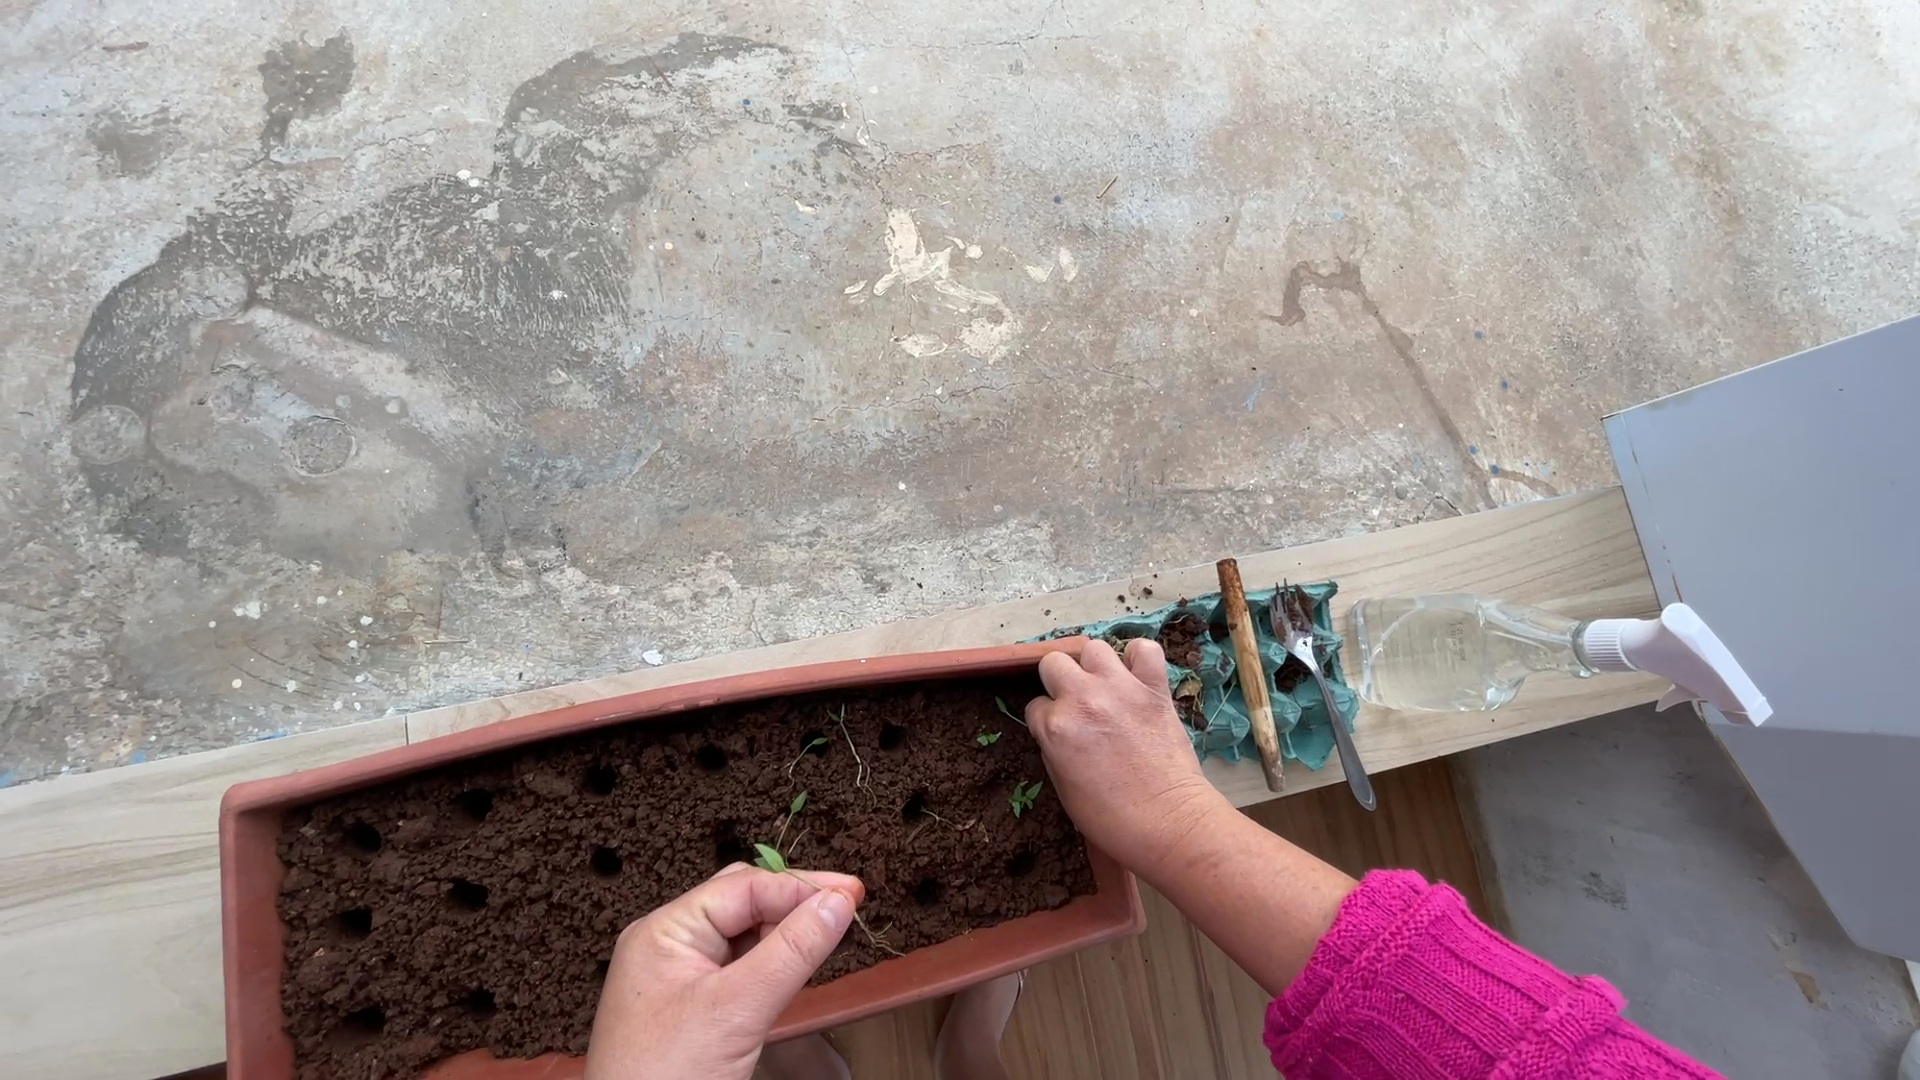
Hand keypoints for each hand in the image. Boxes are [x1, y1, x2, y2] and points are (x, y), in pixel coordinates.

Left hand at [585, 863, 862, 1079]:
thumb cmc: (673, 1078)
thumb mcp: (739, 1010)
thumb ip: (793, 950)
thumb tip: (841, 899)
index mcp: (666, 930)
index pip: (743, 888)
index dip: (799, 886)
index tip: (852, 892)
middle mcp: (669, 944)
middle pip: (743, 903)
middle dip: (793, 902)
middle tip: (845, 907)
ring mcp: (679, 978)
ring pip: (744, 934)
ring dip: (785, 932)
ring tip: (828, 932)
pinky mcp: (692, 1009)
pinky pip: (739, 968)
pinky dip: (772, 962)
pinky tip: (797, 965)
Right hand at [1026, 639, 1234, 880]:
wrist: (1169, 824)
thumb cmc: (1112, 819)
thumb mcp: (1063, 789)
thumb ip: (1053, 749)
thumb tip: (1055, 730)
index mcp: (1055, 727)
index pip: (1035, 705)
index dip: (1046, 719)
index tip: (1061, 733)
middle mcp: (1082, 699)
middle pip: (1053, 663)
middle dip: (1059, 682)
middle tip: (1075, 703)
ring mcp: (1119, 689)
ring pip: (1092, 648)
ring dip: (1093, 666)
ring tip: (1104, 685)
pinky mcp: (1153, 688)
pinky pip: (1144, 650)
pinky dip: (1138, 657)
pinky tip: (1136, 675)